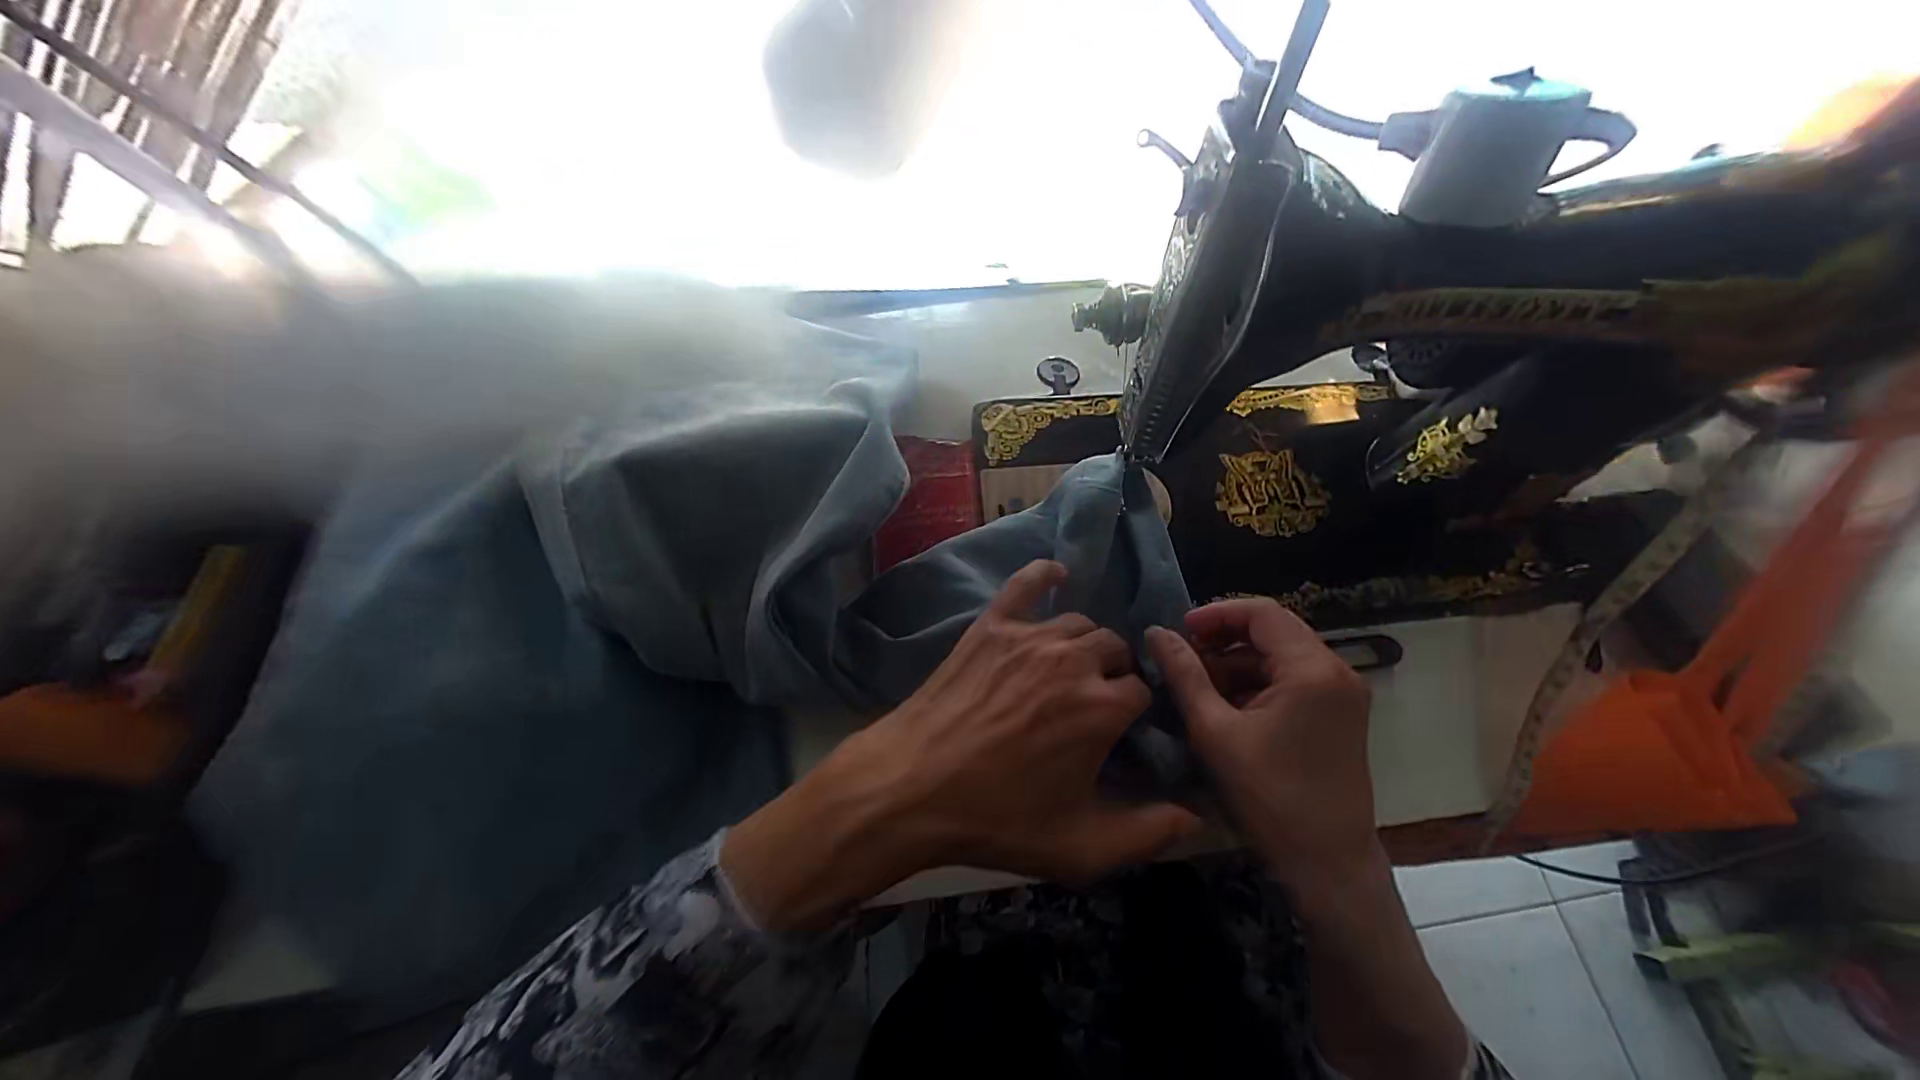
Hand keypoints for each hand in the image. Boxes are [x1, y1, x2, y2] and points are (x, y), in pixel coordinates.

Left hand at [724, 560, 1199, 930]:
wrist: (912, 787)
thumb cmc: (997, 819)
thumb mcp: (1079, 848)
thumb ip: (1146, 834)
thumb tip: (1195, 817)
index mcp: (1102, 708)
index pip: (1141, 691)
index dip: (1135, 710)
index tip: (1121, 729)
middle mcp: (1073, 661)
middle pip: (1114, 649)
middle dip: (1113, 672)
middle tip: (1092, 701)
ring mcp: (1029, 638)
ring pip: (1077, 624)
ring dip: (1084, 643)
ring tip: (1069, 667)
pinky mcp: (991, 627)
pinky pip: (1025, 586)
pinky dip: (1044, 575)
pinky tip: (1057, 575)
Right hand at [1146, 598, 1375, 891]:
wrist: (1327, 862)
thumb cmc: (1269, 795)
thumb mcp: (1214, 730)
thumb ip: (1184, 674)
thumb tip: (1156, 633)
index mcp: (1312, 670)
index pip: (1262, 613)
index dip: (1216, 614)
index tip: (1180, 632)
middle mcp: (1336, 671)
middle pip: (1273, 630)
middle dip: (1224, 638)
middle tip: (1184, 656)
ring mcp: (1342, 693)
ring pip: (1280, 655)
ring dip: (1237, 661)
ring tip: (1198, 684)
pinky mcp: (1339, 713)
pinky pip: (1292, 678)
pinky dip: (1256, 681)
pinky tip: (1225, 704)